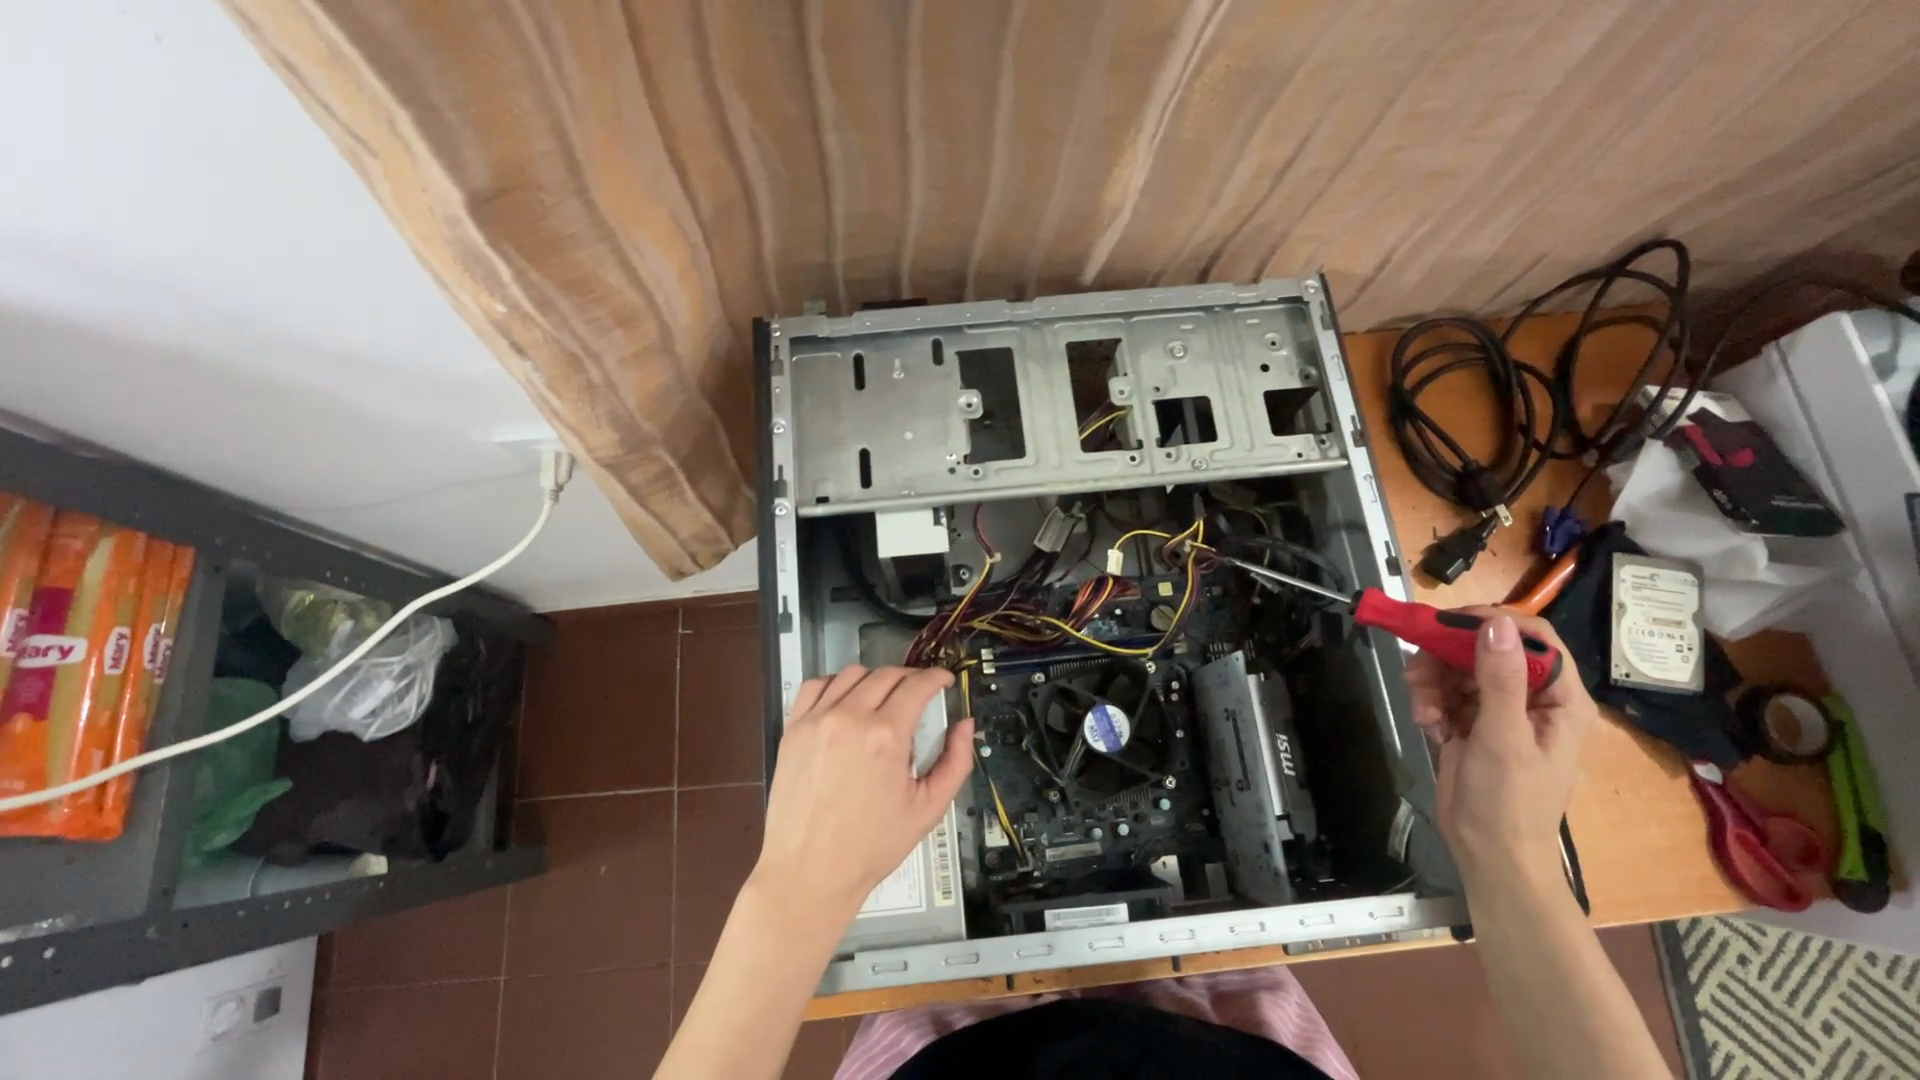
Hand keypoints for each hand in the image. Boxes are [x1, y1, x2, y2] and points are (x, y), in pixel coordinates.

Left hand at [752, 665, 973, 920]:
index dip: (936, 678)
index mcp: (886, 736)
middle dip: (910, 678)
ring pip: (852, 673)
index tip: (943, 681)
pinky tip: (846, 701)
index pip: (917, 685)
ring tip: (884, 700)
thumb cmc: (871, 846)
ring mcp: (817, 721)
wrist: (810, 871)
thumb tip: (965, 725)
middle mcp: (850, 718)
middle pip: (886, 675)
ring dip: (875, 679)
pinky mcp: (793, 729)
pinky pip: (815, 686)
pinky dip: (835, 684)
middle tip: (919, 694)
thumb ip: (955, 762)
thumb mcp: (928, 809)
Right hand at [1406, 608, 1597, 879]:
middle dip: (1448, 658)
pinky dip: (1430, 704)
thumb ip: (1500, 679)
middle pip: (1486, 650)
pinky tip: (1428, 727)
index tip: (1447, 625)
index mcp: (1559, 699)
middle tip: (1417, 670)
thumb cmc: (1508, 800)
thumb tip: (1497, 625)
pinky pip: (1445, 694)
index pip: (1534, 639)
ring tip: (1423, 711)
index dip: (1492, 624)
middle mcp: (1532, 698)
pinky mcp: (1471, 724)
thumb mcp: (1503, 737)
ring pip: (1459, 670)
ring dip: (1432, 684)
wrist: (1489, 854)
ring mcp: (1499, 711)